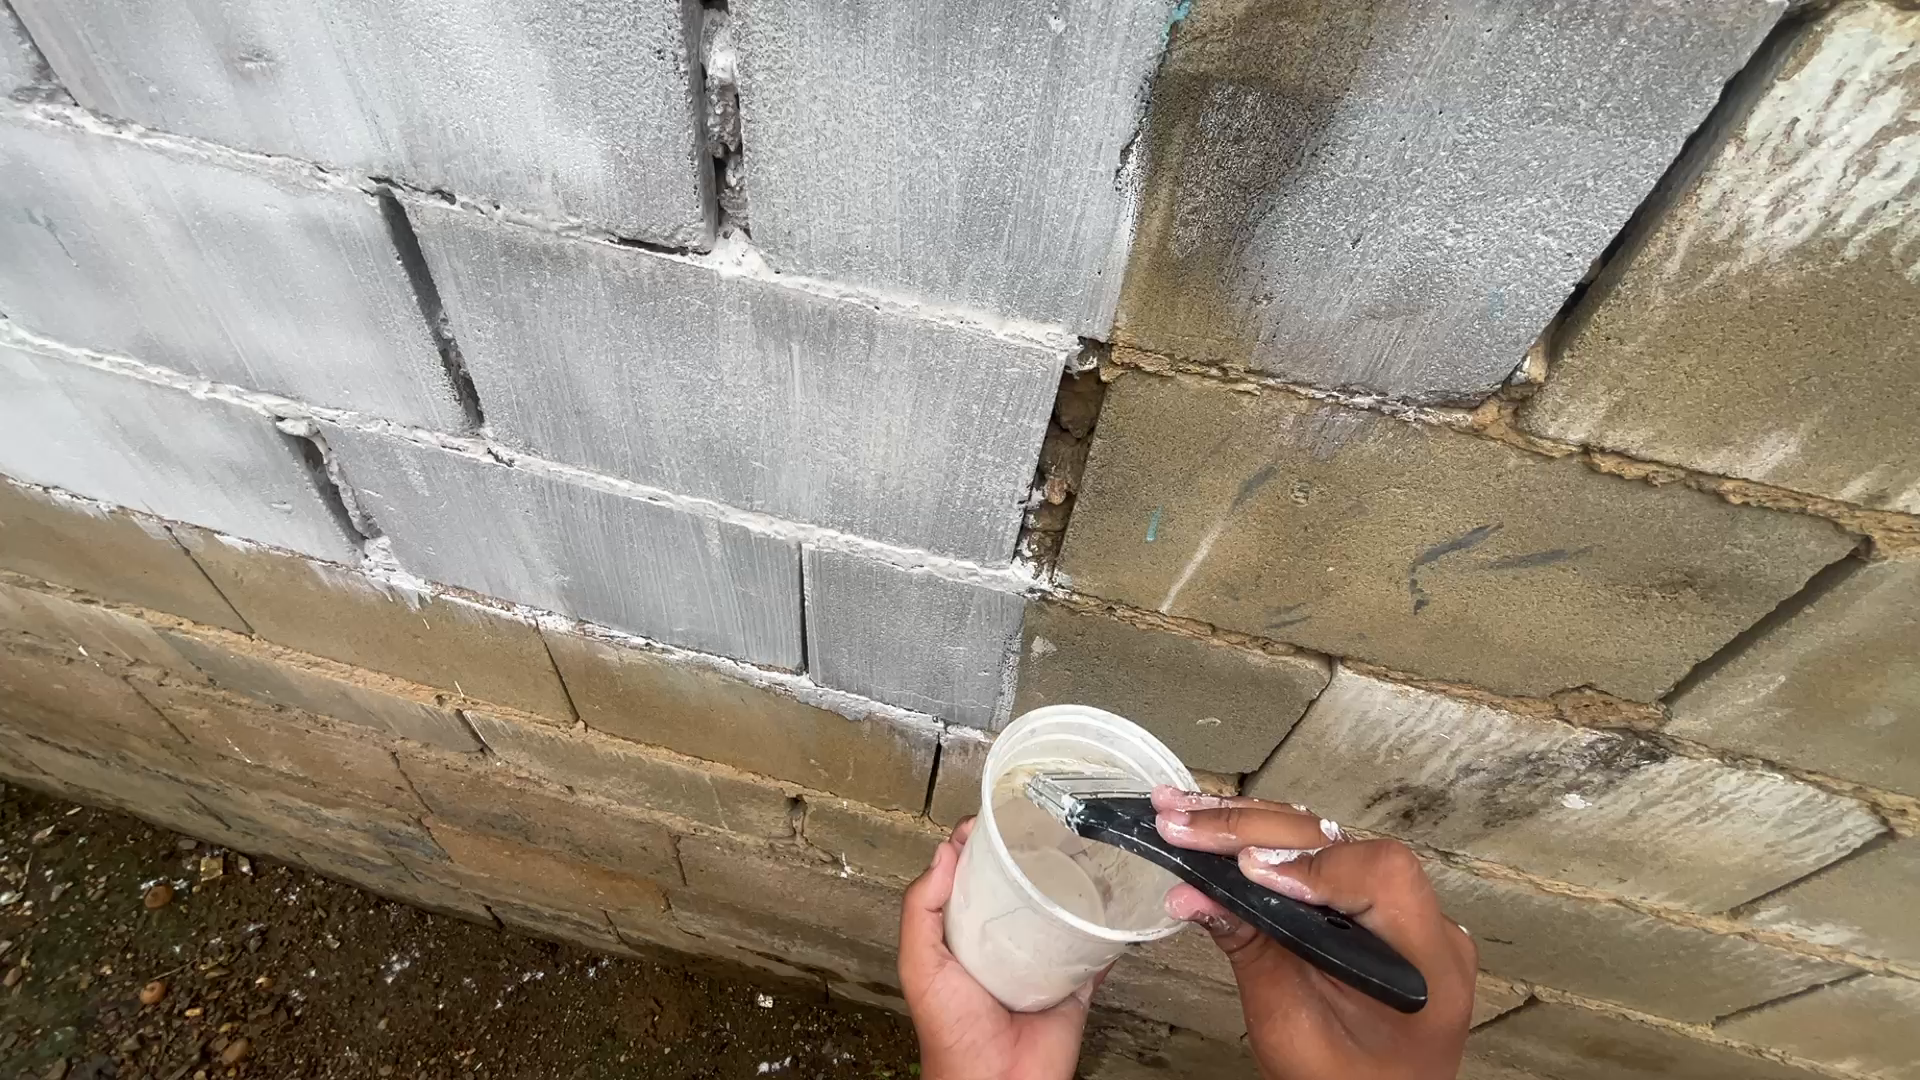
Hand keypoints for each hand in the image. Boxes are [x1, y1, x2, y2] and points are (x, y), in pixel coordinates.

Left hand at [898, 817, 1098, 1079]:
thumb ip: (921, 908)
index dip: (980, 844)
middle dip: (1028, 855)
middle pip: (1018, 884)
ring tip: (1080, 848)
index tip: (992, 817)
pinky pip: (1094, 947)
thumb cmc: (950, 1034)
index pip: (973, 874)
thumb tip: (943, 852)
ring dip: (1069, 883)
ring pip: (1058, 909)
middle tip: (1042, 825)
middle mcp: (1005, 938)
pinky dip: (1104, 927)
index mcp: (967, 931)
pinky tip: (1112, 899)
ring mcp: (1042, 957)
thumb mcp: (920, 964)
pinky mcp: (1075, 980)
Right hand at [1153, 788, 1476, 1079]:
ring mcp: (1388, 896)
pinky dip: (1251, 830)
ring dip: (1239, 819)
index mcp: (1424, 962)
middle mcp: (1416, 917)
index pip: (1380, 875)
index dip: (1312, 864)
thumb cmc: (1336, 1076)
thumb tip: (1188, 892)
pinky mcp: (1354, 884)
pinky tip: (1205, 817)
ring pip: (1311, 832)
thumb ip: (1249, 949)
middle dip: (1247, 831)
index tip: (1246, 869)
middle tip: (1179, 825)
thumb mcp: (1288, 1025)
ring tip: (1177, 809)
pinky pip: (1304, 844)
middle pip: (1331, 841)